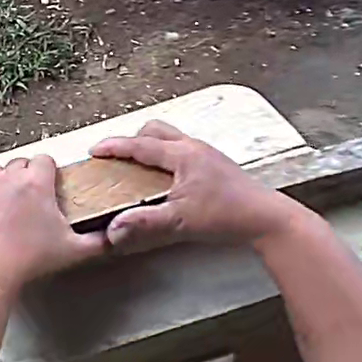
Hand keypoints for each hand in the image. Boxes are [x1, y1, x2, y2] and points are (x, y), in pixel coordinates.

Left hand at [0, 155, 107, 295]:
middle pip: (21, 163)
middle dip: (27, 176)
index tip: (50, 188)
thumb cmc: (30, 258)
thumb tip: (114, 237)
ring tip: (9, 204)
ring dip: (3, 181)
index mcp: (37, 182)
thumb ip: (99, 241)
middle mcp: (10, 176)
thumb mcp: (73, 250)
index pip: (45, 159)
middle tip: (32, 201)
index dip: (49, 172)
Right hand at [89, 121, 307, 250]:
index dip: (115, 146)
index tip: (96, 149)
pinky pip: (184, 150)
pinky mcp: (215, 165)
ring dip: (152, 147)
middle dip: (133, 140)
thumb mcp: (181, 221)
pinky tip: (167, 179)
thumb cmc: (227, 215)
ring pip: (171, 139)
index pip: (140, 145)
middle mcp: (194, 147)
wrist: (266, 218)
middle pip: (156, 131)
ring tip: (139, 168)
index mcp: (182, 154)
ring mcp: (207, 154)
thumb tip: (114, 230)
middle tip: (118, 158)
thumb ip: (145, 224)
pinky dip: (167, 157)